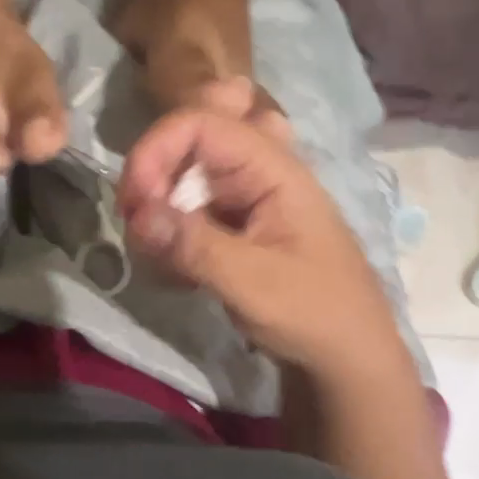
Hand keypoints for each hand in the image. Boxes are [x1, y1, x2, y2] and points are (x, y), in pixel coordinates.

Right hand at [118, 93, 405, 375]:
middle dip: (157, 166)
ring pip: (188, 172)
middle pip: (196, 131)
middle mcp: (260, 172)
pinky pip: (192, 209)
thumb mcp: (253, 284)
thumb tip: (137, 215)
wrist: (346, 356)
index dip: (156, 150)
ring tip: (160, 255)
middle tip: (141, 214)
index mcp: (274, 170)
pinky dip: (173, 232)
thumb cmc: (313, 314)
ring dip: (162, 205)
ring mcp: (248, 199)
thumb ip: (194, 246)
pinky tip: (178, 274)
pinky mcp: (237, 228)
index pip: (202, 122)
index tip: (133, 204)